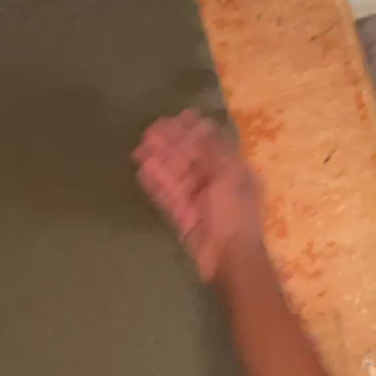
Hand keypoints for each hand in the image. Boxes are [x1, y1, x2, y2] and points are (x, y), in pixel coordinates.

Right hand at [134, 110, 264, 282]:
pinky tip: (143, 170)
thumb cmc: (235, 215)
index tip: (178, 116)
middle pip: (190, 158)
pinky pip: (169, 195)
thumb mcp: (229, 176)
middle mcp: (217, 183)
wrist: (230, 259)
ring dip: (159, 161)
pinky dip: (157, 182)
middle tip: (150, 130)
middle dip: (171, 144)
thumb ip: (212, 151)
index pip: (212, 145)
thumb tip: (199, 125)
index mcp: (234, 171)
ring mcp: (199, 200)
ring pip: (176, 175)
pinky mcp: (185, 216)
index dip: (195, 130)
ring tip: (140, 148)